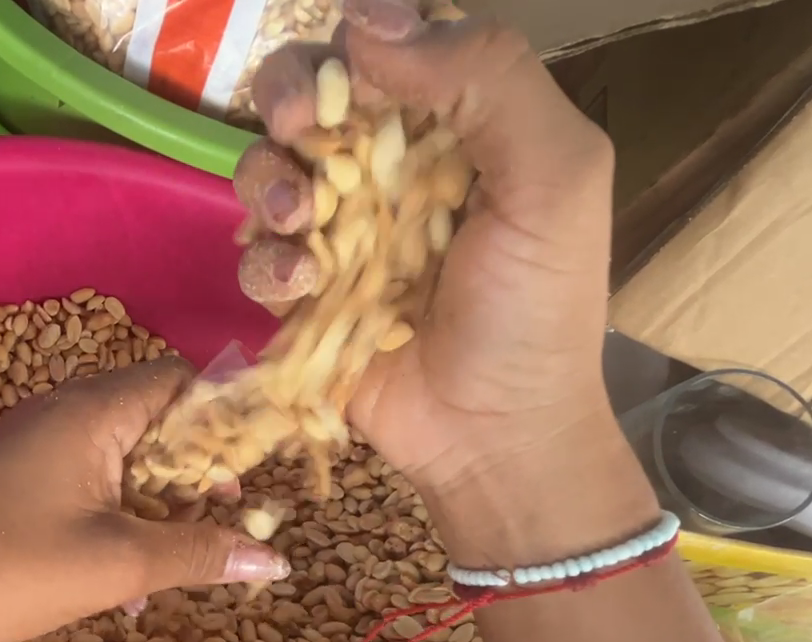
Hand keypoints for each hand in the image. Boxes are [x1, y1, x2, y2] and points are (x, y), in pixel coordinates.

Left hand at [0, 359, 289, 641]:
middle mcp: (62, 412)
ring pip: (118, 460)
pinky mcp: (11, 476)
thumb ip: (198, 554)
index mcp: (94, 411)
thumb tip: (277, 562)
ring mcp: (31, 443)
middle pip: (153, 421)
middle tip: (217, 523)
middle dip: (192, 474)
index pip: (181, 383)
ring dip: (152, 506)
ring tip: (171, 561)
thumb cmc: (12, 565)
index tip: (248, 474)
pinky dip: (111, 517)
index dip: (225, 420)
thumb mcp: (118, 565)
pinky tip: (116, 580)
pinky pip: (82, 482)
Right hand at [234, 0, 618, 494]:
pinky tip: (299, 287)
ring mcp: (336, 238)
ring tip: (298, 218)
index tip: (346, 66)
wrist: (491, 431)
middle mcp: (385, 172)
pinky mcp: (302, 298)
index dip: (353, 42)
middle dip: (290, 99)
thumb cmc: (536, 308)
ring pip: (267, 173)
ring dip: (267, 182)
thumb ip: (485, 80)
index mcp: (453, 128)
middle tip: (301, 125)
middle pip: (310, 100)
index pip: (386, 49)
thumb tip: (367, 20)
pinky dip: (266, 265)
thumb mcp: (552, 178)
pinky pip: (258, 260)